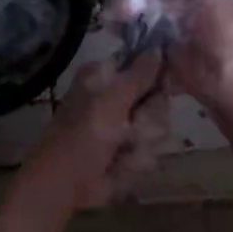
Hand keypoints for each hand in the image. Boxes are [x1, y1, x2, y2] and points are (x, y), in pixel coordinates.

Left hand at [25, 52, 164, 210]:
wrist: (65, 185)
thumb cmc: (82, 136)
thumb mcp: (111, 100)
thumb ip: (138, 75)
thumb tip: (159, 46)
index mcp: (105, 77)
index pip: (146, 64)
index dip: (158, 76)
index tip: (166, 85)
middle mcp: (117, 97)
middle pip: (159, 98)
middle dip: (148, 117)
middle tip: (130, 126)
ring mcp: (125, 126)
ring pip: (160, 127)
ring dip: (141, 142)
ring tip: (120, 150)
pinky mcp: (131, 153)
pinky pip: (152, 151)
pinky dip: (136, 160)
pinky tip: (119, 165)